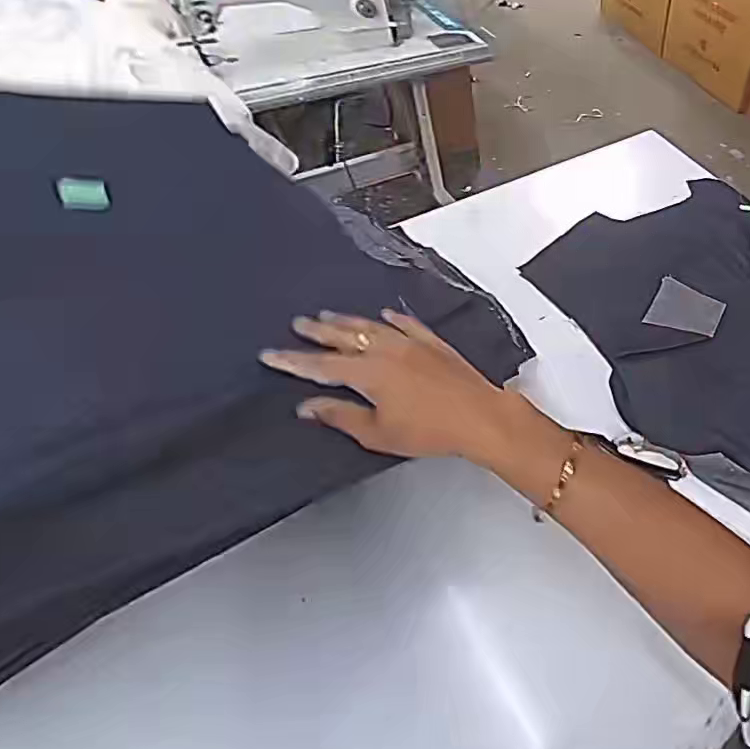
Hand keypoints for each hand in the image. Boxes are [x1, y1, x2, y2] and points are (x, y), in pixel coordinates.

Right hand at [259, 309, 556, 465]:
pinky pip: (409, 325)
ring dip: (350, 321)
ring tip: (330, 316)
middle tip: (298, 324)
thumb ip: (341, 416)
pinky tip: (387, 314)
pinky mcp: (435, 344)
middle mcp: (389, 351)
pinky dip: (394, 319)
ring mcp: (414, 344)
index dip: (294, 361)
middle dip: (318, 331)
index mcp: (369, 373)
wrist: (479, 416)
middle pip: (346, 338)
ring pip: (374, 327)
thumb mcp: (378, 433)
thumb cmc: (430, 430)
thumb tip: (309, 406)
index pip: (321, 366)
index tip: (270, 355)